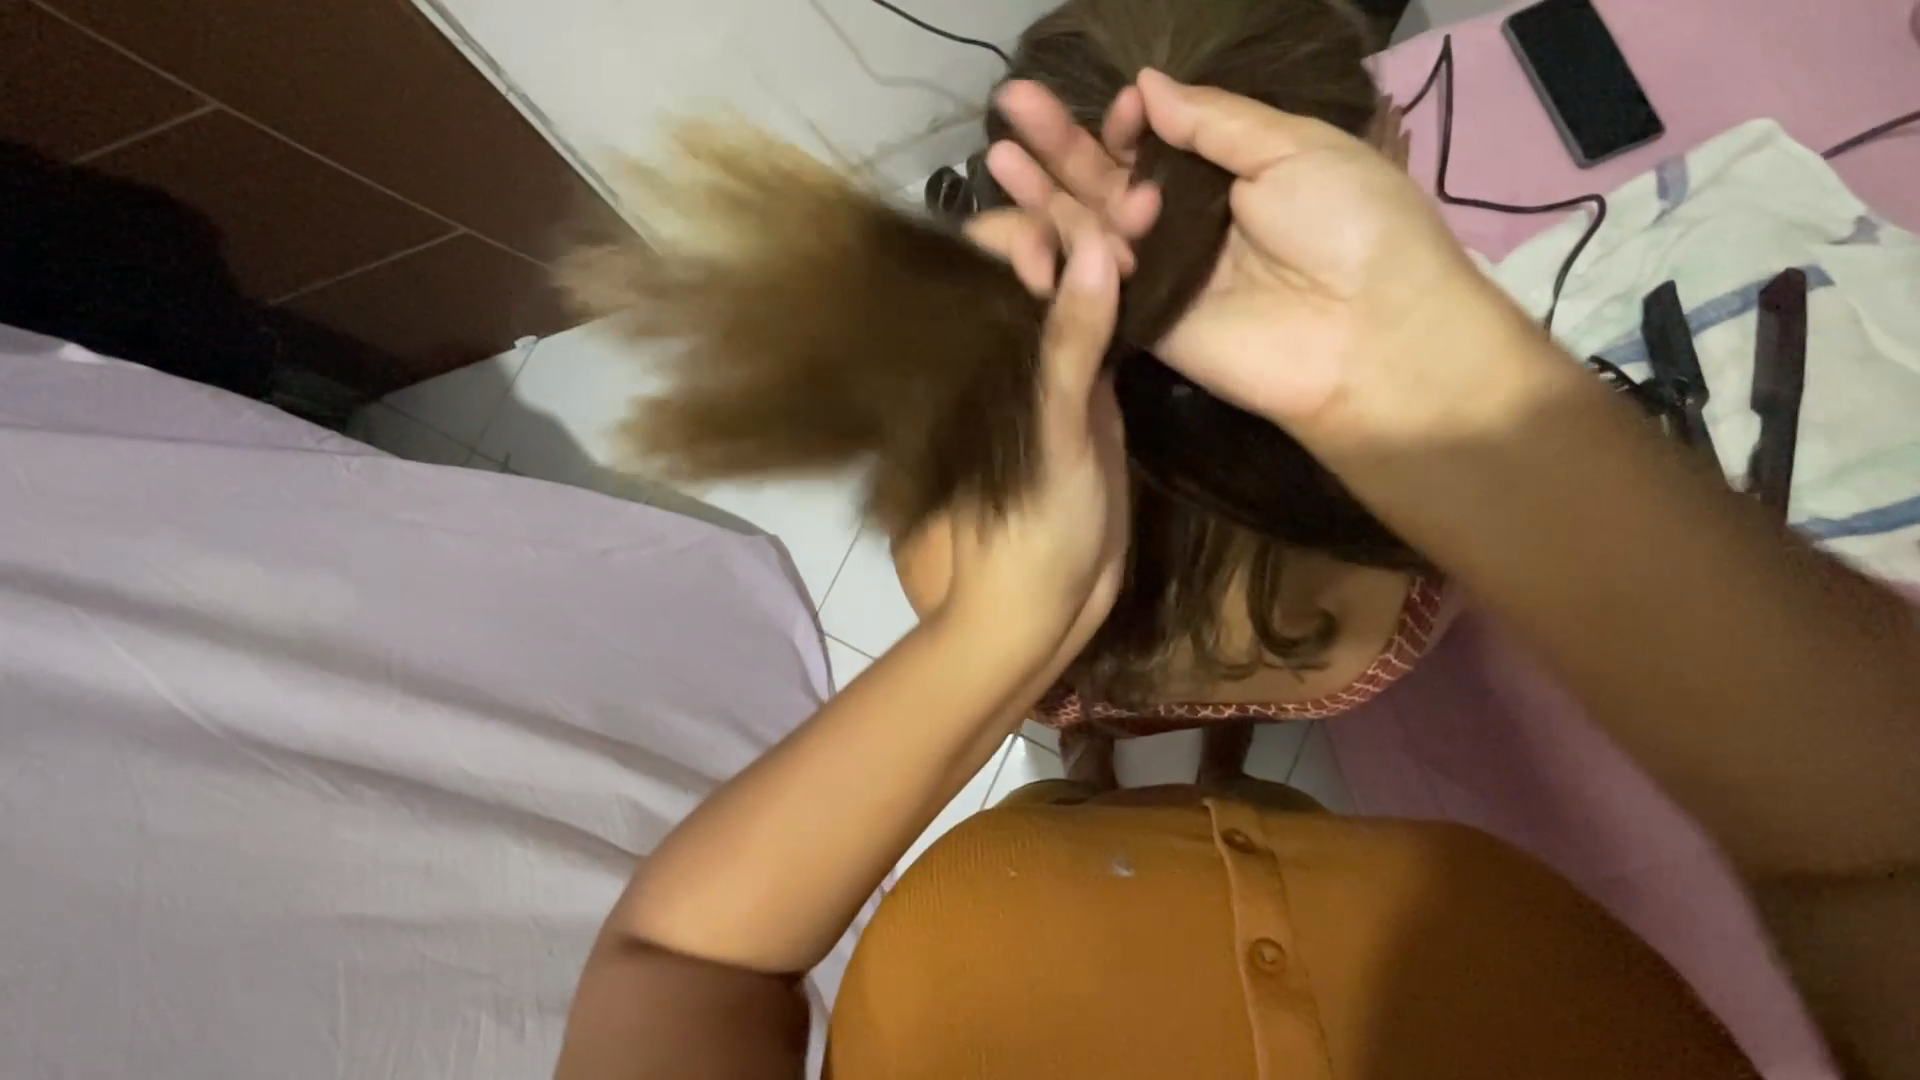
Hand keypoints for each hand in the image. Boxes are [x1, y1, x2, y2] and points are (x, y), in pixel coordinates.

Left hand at [943, 234, 1129, 663]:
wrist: (1051, 603)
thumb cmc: (1034, 528)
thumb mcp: (1055, 435)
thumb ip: (1069, 346)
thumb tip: (1091, 246)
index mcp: (979, 356)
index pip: (992, 267)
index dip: (1032, 231)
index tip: (1084, 221)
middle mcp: (1013, 355)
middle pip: (1041, 272)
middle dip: (1082, 230)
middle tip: (1143, 205)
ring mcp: (1056, 376)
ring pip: (1080, 300)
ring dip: (1112, 260)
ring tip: (1161, 215)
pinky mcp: (1094, 401)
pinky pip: (1109, 338)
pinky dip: (1132, 305)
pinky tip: (1166, 268)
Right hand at [983, 71, 1533, 460]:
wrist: (1363, 335)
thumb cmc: (1346, 227)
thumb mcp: (1293, 147)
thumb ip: (1215, 120)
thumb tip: (1148, 84)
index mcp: (1225, 173)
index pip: (1154, 142)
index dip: (1127, 122)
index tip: (1123, 110)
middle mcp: (1183, 223)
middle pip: (1109, 180)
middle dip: (1061, 144)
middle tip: (1010, 103)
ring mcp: (1158, 275)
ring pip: (1090, 228)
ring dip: (1044, 192)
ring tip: (999, 156)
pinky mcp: (1141, 322)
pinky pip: (1094, 282)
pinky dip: (1061, 253)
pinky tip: (1018, 219)